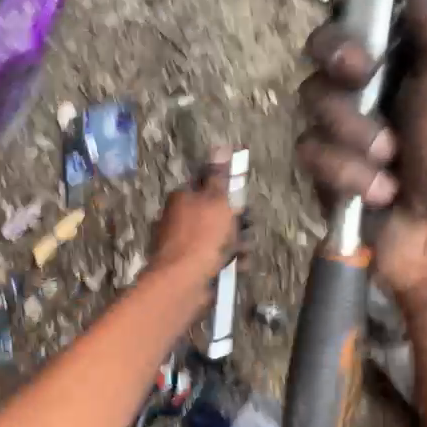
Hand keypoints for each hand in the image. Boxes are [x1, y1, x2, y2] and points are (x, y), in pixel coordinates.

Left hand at [145, 151, 238, 285]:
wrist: (183, 281)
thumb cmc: (202, 236)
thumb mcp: (216, 200)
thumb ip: (220, 176)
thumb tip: (222, 146)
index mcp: (182, 197)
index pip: (209, 186)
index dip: (228, 192)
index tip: (241, 202)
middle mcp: (180, 217)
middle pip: (216, 213)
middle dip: (236, 221)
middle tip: (246, 226)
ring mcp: (184, 242)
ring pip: (219, 236)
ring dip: (236, 242)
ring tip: (243, 250)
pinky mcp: (191, 265)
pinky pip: (216, 257)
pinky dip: (229, 260)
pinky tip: (238, 265)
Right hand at [296, 0, 426, 305]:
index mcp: (421, 53)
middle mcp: (383, 82)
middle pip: (328, 41)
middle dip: (338, 55)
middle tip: (361, 72)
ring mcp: (354, 125)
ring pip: (313, 98)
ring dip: (351, 129)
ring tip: (389, 159)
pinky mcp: (332, 166)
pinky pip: (310, 148)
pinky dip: (345, 170)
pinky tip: (378, 191)